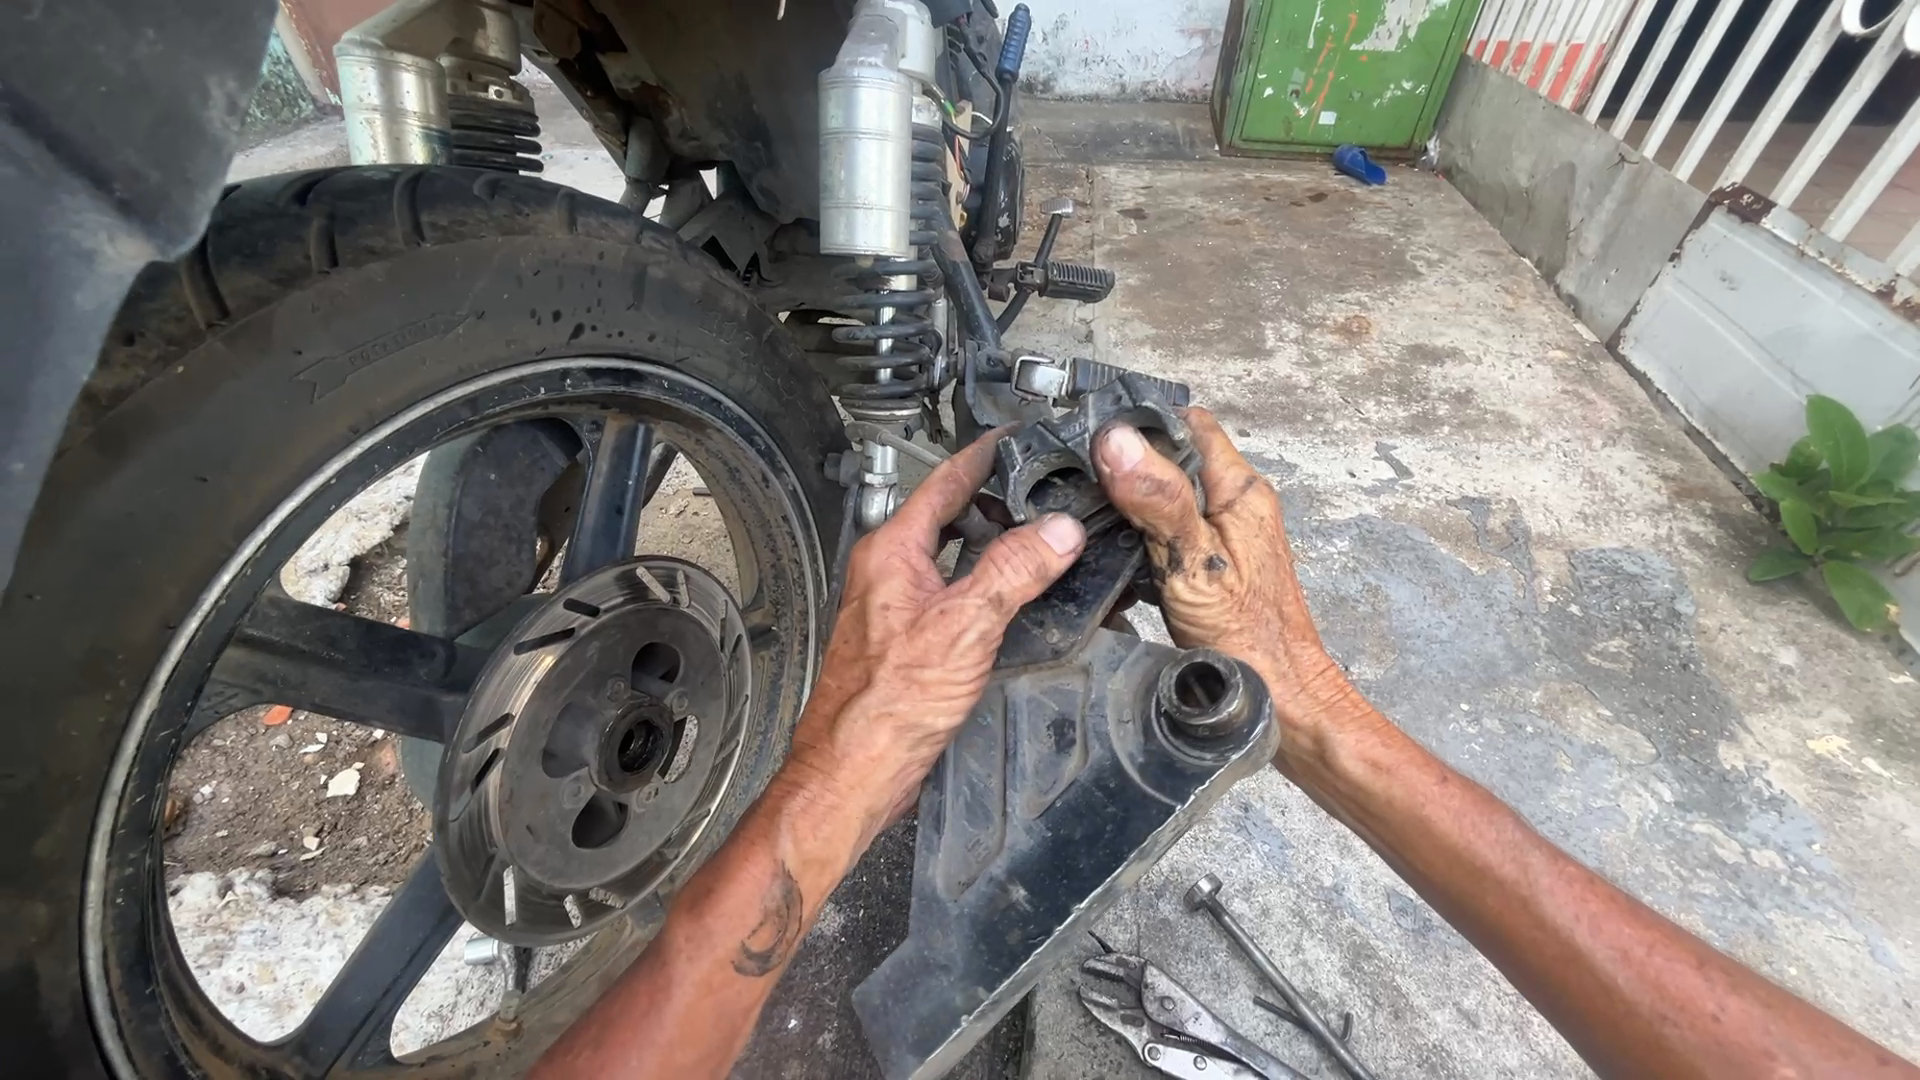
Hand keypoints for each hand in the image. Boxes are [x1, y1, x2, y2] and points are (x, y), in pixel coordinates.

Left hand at [780, 429, 1086, 845]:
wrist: (857, 764)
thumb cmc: (886, 702)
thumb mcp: (965, 624)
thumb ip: (1013, 570)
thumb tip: (1057, 530)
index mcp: (892, 551)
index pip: (944, 481)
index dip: (983, 455)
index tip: (1015, 438)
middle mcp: (890, 570)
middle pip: (950, 515)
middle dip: (997, 501)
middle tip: (1043, 491)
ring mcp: (899, 603)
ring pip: (954, 555)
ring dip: (994, 544)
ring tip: (1040, 538)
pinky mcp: (910, 636)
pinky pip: (955, 592)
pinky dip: (987, 585)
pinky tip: (1015, 597)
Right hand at [1092, 408, 1372, 766]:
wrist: (1279, 694)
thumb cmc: (1245, 634)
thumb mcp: (1191, 562)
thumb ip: (1158, 501)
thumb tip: (1117, 442)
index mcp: (1239, 488)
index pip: (1188, 423)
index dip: (1141, 422)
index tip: (1094, 435)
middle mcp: (1236, 501)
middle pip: (1174, 456)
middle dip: (1128, 461)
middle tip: (1078, 475)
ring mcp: (1226, 531)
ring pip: (1168, 493)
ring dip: (1131, 498)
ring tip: (1087, 506)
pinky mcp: (1214, 559)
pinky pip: (1170, 525)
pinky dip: (1140, 529)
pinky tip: (1114, 545)